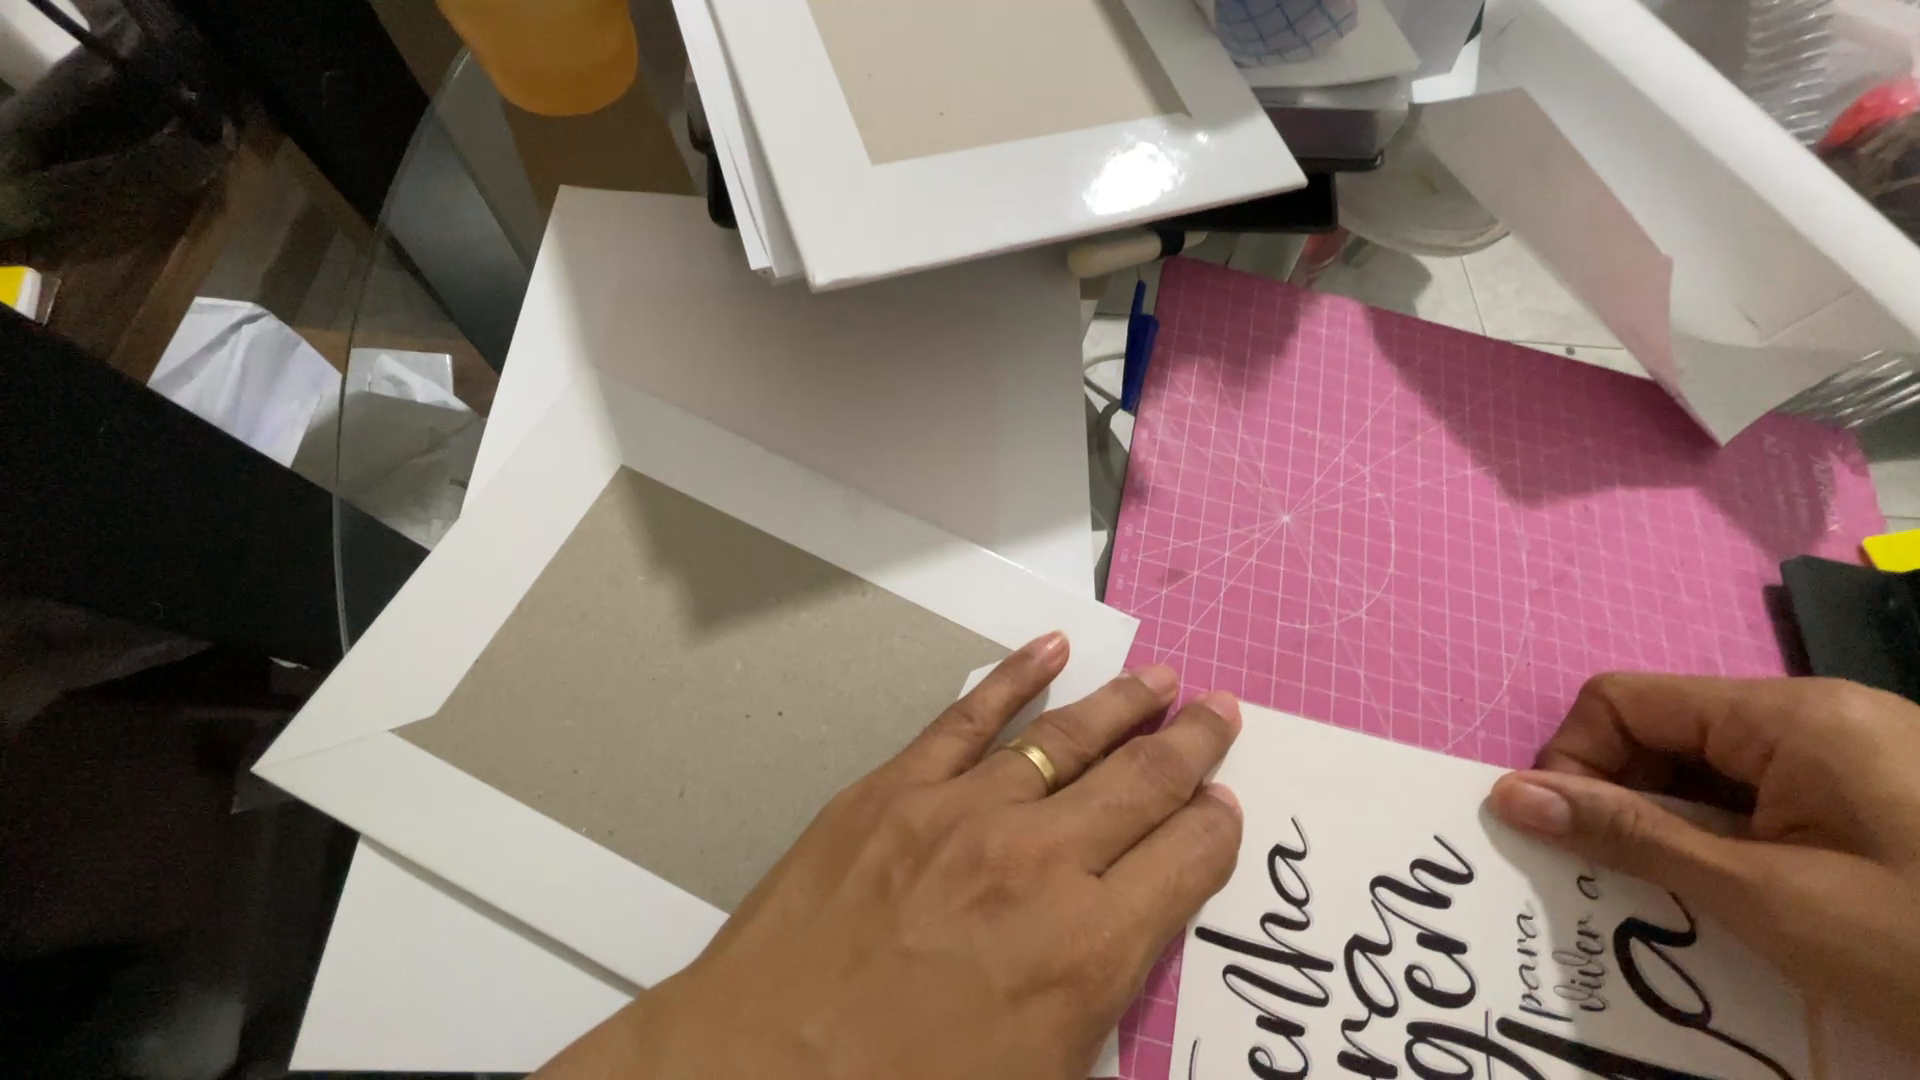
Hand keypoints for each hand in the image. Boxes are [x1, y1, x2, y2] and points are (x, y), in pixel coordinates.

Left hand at [535, 632, 1243, 1079]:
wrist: (764, 1072)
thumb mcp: (1043, 1074)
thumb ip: (1101, 989)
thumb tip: (1131, 923)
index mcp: (1087, 949)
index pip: (1184, 860)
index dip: (1214, 825)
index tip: (1226, 800)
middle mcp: (1039, 862)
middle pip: (1140, 784)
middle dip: (1191, 746)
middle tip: (1220, 712)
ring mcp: (964, 811)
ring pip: (1066, 737)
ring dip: (1122, 704)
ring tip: (1161, 680)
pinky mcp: (897, 786)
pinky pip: (970, 715)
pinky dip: (1016, 676)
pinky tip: (1049, 649)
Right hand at [1488, 674, 1919, 1053]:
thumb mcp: (1767, 899)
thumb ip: (1628, 835)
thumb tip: (1508, 795)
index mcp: (1794, 715)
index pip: (1623, 700)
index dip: (1576, 760)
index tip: (1575, 834)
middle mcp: (1822, 717)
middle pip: (1664, 731)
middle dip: (1625, 798)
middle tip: (1627, 876)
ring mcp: (1859, 758)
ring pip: (1710, 770)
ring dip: (1674, 827)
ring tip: (1689, 896)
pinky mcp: (1880, 799)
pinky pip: (1764, 801)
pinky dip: (1727, 843)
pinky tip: (1745, 899)